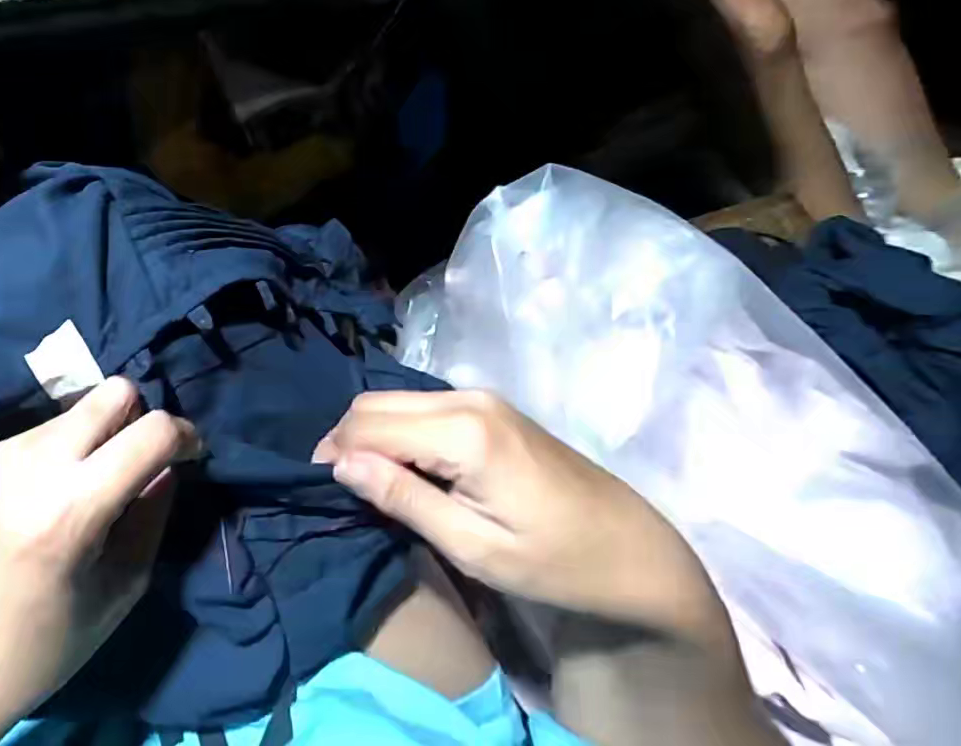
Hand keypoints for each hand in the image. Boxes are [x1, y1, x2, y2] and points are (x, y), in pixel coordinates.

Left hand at [0, 378, 200, 732]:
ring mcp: (2, 452)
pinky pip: (43, 429)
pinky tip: (48, 492)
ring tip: (89, 483)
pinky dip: (62, 449)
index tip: (191, 453)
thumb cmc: (52, 640)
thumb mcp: (123, 587)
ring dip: (97, 435)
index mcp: (72, 510)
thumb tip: (171, 462)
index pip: (149, 433)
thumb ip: (153, 513)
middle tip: (140, 458)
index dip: (183, 435)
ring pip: (77, 409)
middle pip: (111, 393)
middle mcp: (33, 464)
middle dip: (140, 415)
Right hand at [315, 391, 721, 642]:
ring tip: (367, 476)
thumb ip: (403, 498)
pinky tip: (400, 460)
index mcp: (464, 432)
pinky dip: (393, 427)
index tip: (322, 486)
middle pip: (374, 404)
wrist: (637, 553)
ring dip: (368, 432)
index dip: (335, 452)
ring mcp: (478, 397)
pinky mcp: (485, 406)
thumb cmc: (556, 563)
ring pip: (392, 399)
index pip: (369, 426)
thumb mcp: (475, 547)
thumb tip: (341, 463)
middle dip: (346, 439)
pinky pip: (416, 405)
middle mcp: (465, 399)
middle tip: (340, 483)